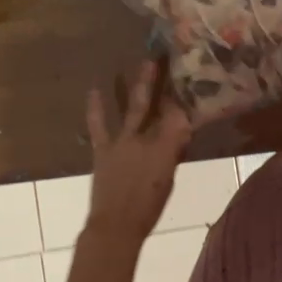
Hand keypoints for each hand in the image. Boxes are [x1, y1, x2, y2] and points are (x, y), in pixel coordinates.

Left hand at [83, 61, 191, 245]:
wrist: (115, 225)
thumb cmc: (147, 206)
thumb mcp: (168, 177)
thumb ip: (174, 149)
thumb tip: (182, 124)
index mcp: (166, 147)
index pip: (178, 116)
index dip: (183, 98)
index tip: (187, 78)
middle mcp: (146, 138)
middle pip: (158, 104)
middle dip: (162, 80)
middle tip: (165, 56)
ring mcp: (122, 141)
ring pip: (132, 107)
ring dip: (137, 84)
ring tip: (142, 62)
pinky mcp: (104, 148)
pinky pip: (99, 123)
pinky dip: (97, 107)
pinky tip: (94, 90)